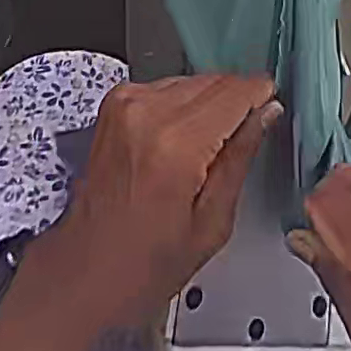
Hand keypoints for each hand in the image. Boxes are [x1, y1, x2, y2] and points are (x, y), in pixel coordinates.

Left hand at [0, 74, 279, 350]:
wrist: (80, 270)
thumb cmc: (143, 264)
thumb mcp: (212, 223)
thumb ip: (241, 156)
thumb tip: (266, 111)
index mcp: (176, 145)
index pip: (236, 92)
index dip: (260, 94)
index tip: (270, 103)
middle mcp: (148, 112)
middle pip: (216, 80)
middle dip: (237, 100)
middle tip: (243, 133)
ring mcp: (127, 102)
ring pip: (193, 80)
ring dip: (210, 101)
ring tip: (207, 145)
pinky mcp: (116, 102)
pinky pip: (168, 86)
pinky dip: (183, 103)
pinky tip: (180, 139)